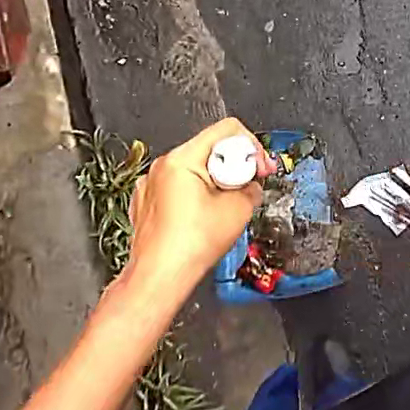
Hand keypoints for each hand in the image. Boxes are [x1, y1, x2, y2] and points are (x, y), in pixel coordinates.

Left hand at [121, 118, 275, 307]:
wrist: (159, 278)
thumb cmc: (189, 248)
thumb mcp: (238, 211)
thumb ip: (251, 188)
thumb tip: (252, 186)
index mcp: (182, 159)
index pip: (226, 131)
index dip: (251, 147)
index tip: (261, 167)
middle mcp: (163, 166)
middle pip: (210, 150)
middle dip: (234, 167)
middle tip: (247, 189)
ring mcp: (152, 183)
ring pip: (194, 169)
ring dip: (215, 183)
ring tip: (223, 210)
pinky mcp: (148, 201)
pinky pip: (178, 187)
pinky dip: (195, 196)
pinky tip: (202, 219)